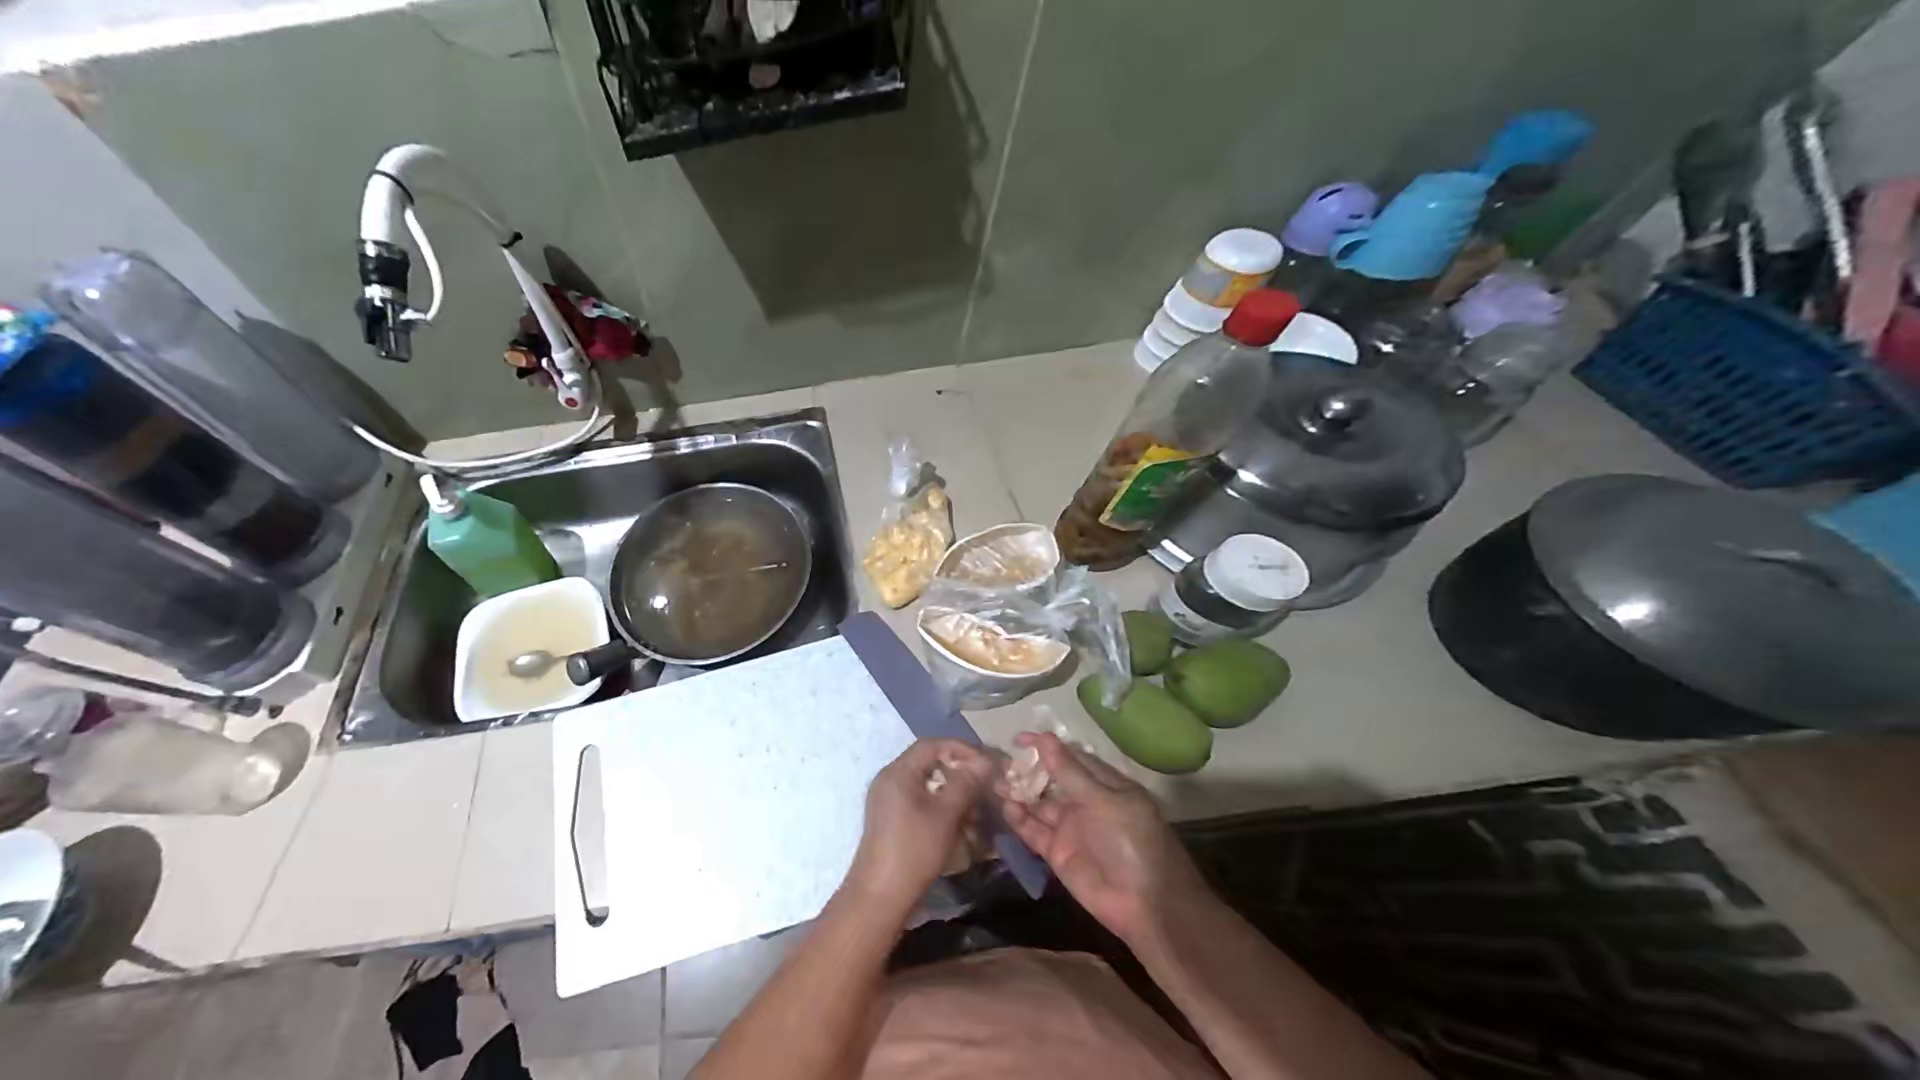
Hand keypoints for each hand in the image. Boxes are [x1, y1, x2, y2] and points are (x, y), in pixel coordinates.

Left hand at [845, 738, 994, 910]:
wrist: (880, 896)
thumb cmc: (914, 850)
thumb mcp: (946, 814)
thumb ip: (966, 783)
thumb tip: (984, 761)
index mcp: (898, 772)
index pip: (932, 745)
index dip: (961, 749)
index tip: (986, 762)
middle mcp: (889, 779)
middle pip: (928, 762)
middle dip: (959, 771)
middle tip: (983, 784)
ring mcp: (887, 800)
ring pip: (926, 784)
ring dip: (952, 792)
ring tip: (975, 809)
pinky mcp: (890, 819)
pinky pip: (919, 801)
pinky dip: (940, 806)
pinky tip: (959, 824)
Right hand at [996, 733, 1206, 946]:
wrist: (1144, 904)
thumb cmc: (1131, 842)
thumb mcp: (1103, 801)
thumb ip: (1070, 772)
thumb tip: (1045, 738)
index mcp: (1105, 784)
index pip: (1072, 758)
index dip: (1047, 747)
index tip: (1019, 739)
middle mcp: (1086, 802)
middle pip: (1051, 780)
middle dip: (1027, 771)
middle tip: (1000, 762)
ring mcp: (1071, 828)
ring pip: (1039, 804)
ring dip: (1019, 793)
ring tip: (995, 782)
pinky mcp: (1058, 853)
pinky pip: (1034, 831)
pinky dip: (1019, 820)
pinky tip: (1005, 807)